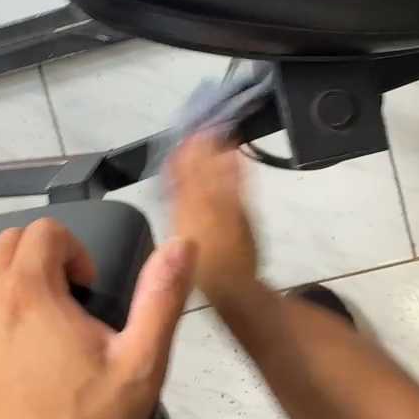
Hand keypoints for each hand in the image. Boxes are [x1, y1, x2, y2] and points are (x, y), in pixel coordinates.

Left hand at [0, 219, 195, 418]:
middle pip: (7, 243)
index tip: (86, 290)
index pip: (46, 232)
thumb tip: (182, 245)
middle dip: (40, 259)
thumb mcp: (140, 364)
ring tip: (25, 309)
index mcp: (31, 290)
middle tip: (64, 302)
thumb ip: (162, 298)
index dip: (73, 251)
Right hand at [167, 131, 261, 303]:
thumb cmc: (205, 268)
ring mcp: (223, 213)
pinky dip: (239, 169)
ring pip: (216, 178)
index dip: (176, 163)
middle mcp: (200, 212)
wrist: (231, 288)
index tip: (178, 145)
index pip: (176, 184)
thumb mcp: (181, 239)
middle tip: (198, 130)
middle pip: (196, 176)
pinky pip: (239, 188)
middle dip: (196, 152)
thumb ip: (178, 212)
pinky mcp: (243, 216)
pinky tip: (239, 153)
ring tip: (216, 132)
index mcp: (181, 218)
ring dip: (215, 154)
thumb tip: (175, 188)